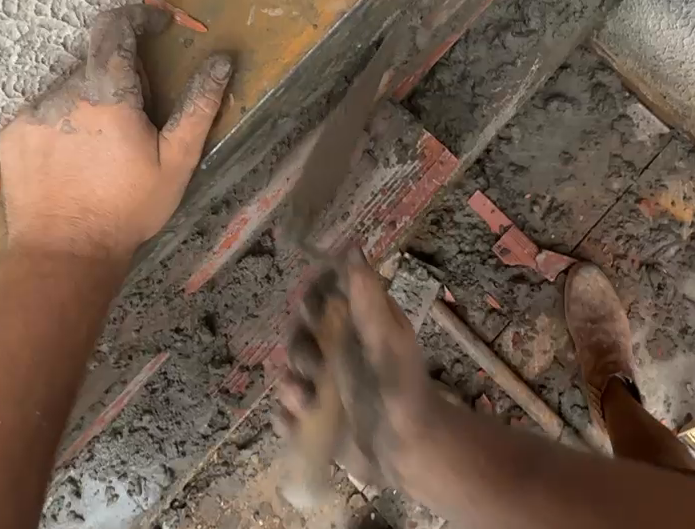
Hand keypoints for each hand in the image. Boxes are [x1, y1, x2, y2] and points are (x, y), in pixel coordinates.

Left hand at [0, 4, 231, 263]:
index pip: (115, 26)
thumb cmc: (128, 207)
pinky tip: (75, 150)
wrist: (62, 254)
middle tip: (139, 108)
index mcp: (107, 92)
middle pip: (95, 56)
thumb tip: (222, 60)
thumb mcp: (176, 159)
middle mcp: (63, 91)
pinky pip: (44, 104)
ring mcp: (31, 110)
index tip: (158, 25)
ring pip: (70, 82)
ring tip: (104, 138)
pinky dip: (65, 113)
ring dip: (92, 93)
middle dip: (121, 69)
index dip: (139, 15)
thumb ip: (199, 105)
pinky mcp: (11, 132)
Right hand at [274, 252, 438, 486]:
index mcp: (355, 323)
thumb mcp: (387, 336)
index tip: (313, 312)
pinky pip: (285, 412)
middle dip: (300, 347)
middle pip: (298, 334)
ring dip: (292, 384)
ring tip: (310, 400)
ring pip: (288, 373)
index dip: (311, 299)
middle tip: (316, 364)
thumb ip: (367, 295)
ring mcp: (324, 384)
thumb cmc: (403, 384)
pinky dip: (287, 417)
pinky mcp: (315, 418)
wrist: (409, 449)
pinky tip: (300, 421)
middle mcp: (336, 348)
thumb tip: (352, 246)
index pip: (321, 297)